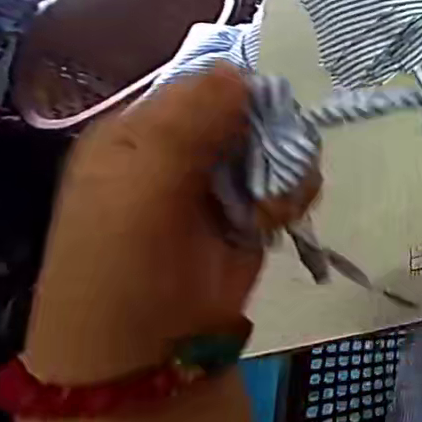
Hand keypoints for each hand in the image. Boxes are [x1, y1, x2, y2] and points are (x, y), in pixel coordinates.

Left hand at [22, 68, 271, 383]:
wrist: (150, 350)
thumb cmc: (126, 266)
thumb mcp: (141, 190)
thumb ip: (185, 126)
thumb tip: (240, 71)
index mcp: (139, 132)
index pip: (204, 83)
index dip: (240, 96)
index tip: (259, 123)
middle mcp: (182, 148)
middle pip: (253, 112)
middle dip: (272, 138)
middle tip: (266, 172)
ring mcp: (222, 179)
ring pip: (282, 144)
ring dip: (287, 171)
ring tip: (268, 207)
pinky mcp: (255, 207)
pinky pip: (294, 179)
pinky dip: (296, 195)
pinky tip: (276, 219)